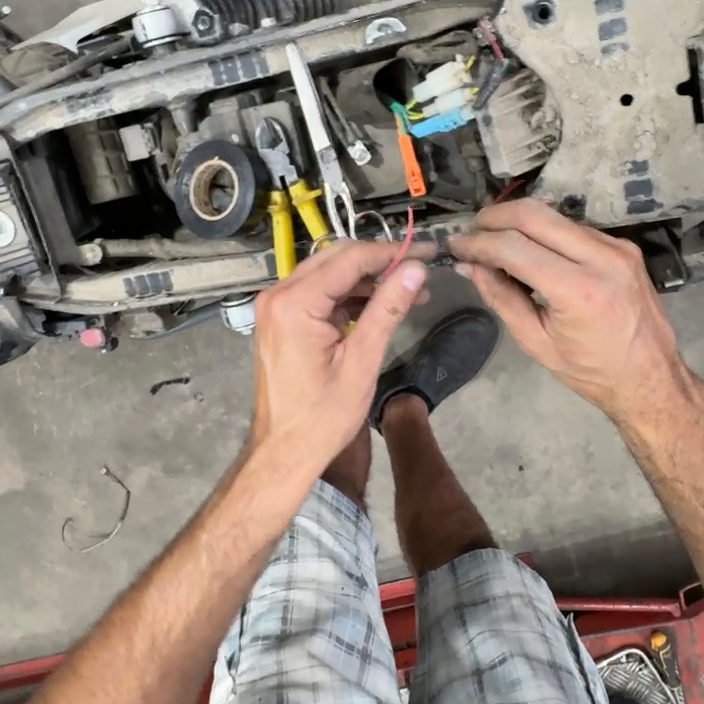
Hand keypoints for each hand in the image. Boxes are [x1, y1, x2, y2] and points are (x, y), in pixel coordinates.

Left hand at [247, 240, 429, 475]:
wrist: (283, 451)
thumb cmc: (321, 417)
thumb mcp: (361, 362)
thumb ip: (387, 310)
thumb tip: (415, 271)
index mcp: (294, 304)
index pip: (350, 259)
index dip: (392, 253)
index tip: (427, 252)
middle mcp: (278, 295)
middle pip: (337, 259)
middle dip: (381, 261)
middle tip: (421, 268)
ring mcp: (276, 307)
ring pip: (328, 274)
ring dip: (367, 279)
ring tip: (410, 290)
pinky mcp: (281, 319)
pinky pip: (319, 294)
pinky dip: (349, 296)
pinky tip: (381, 304)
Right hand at [450, 201, 689, 423]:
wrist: (652, 378)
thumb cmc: (591, 371)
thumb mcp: (536, 342)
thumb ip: (501, 298)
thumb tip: (468, 266)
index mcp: (578, 290)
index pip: (514, 247)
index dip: (477, 242)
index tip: (455, 245)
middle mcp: (601, 258)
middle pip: (534, 214)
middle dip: (494, 217)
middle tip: (471, 233)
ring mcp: (617, 247)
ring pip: (553, 216)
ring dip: (517, 223)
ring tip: (493, 242)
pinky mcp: (623, 246)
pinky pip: (572, 227)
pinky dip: (543, 232)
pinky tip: (528, 250)